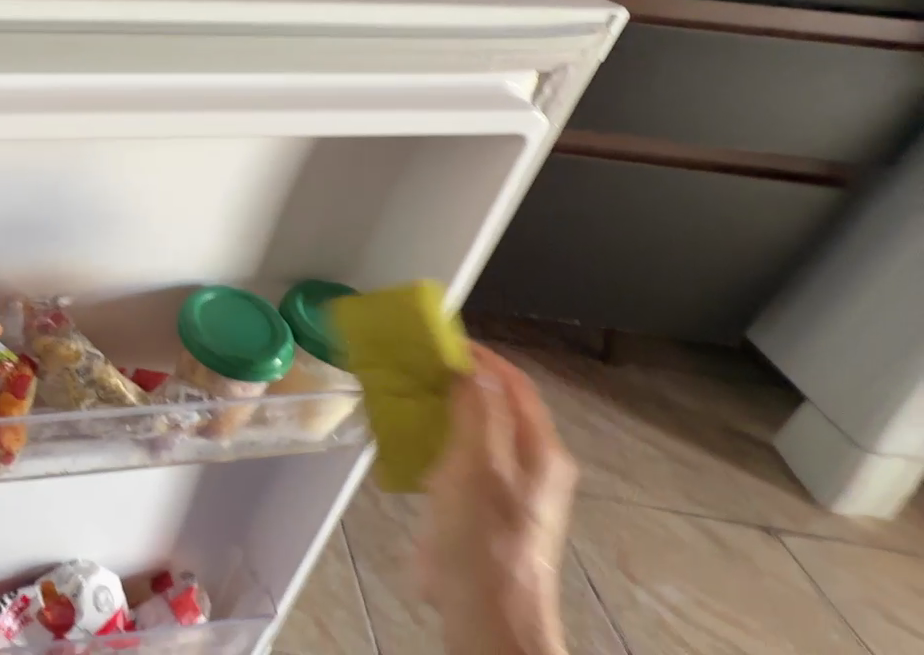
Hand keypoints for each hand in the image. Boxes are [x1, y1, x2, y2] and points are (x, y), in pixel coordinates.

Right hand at [418, 344, 577, 654]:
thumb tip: (470, 367)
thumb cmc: (483, 533)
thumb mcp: (478, 464)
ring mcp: (506, 486)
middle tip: (416, 362)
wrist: (483, 607)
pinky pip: (459, 455)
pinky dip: (435, 437)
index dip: (481, 357)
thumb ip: (477, 411)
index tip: (440, 339)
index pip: (514, 384)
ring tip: (405, 391)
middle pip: (496, 404)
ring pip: (475, 429)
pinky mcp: (480, 505)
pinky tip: (408, 437)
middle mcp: (530, 463)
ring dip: (443, 406)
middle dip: (458, 378)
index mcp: (540, 450)